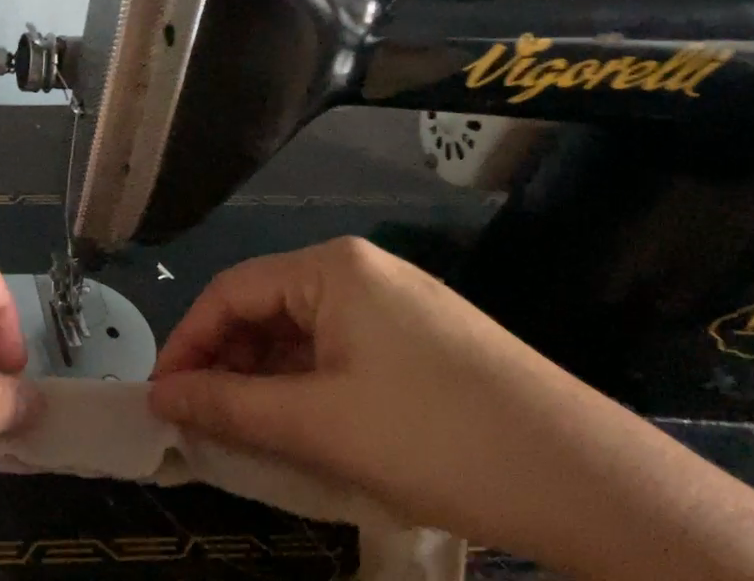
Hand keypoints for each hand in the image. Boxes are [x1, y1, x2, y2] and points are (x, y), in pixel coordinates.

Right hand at [148, 236, 567, 539]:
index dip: (187, 344)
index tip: (162, 397)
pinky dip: (311, 388)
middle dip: (227, 364)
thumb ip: (226, 405)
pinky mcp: (429, 343)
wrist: (596, 486)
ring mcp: (401, 306)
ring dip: (268, 381)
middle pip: (266, 309)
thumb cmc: (436, 439)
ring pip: (305, 335)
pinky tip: (306, 429)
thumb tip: (156, 397)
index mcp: (331, 268)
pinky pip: (344, 353)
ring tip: (249, 433)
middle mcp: (362, 271)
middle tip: (202, 421)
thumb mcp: (317, 424)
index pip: (229, 291)